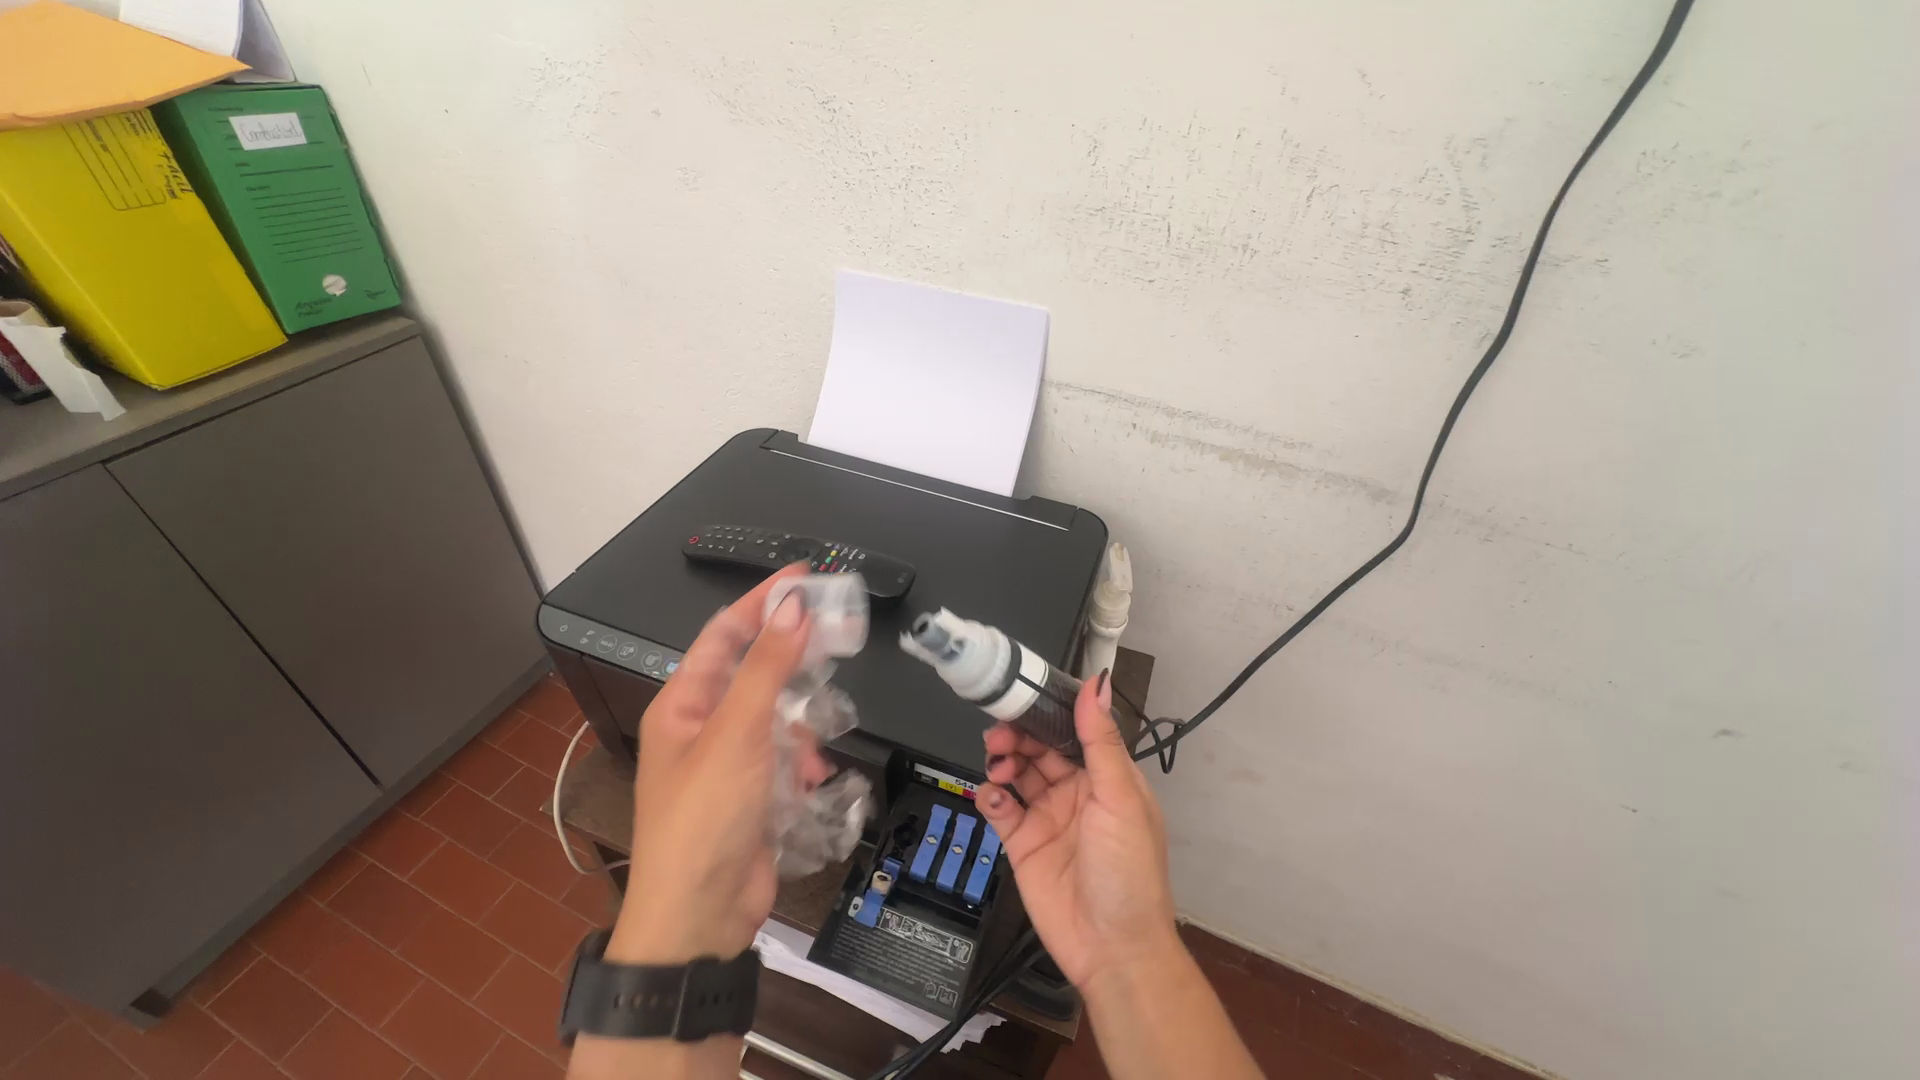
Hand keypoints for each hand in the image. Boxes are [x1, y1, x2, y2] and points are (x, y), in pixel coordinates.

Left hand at [607, 564, 820, 963]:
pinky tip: (809, 777)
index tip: (802, 577)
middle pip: (756, 674)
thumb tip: (792, 607)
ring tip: (811, 742)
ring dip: (801, 724)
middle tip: (833, 642)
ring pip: (778, 718)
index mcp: (683, 704)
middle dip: (792, 665)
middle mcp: (703, 728)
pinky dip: (802, 761)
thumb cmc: (704, 819)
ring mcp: (729, 763)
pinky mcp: (754, 795)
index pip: (725, 634)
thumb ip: (768, 667)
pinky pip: (786, 758)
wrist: (700, 918)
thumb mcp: (737, 733)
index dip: (762, 601)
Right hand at [974, 673, 1181, 990]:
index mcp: (1106, 777)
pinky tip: (994, 796)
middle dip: (1018, 735)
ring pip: (1017, 772)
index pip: (1073, 731)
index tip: (1024, 696)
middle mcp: (1075, 792)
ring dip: (1003, 760)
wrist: (1112, 949)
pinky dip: (991, 795)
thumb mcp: (1120, 798)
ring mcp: (1047, 817)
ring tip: (998, 763)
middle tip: (1001, 734)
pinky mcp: (1022, 843)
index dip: (1048, 714)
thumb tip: (1098, 685)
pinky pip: (1000, 807)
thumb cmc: (1131, 874)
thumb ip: (1101, 741)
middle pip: (1038, 748)